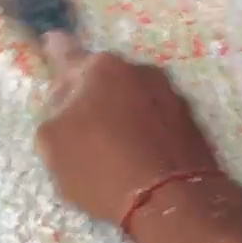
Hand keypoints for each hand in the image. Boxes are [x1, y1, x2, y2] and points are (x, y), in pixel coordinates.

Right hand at [35, 48, 221, 225]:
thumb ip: (52, 115)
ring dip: (117, 112)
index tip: (50, 41)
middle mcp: (135, 69)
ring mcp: (168, 92)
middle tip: (76, 125)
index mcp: (97, 69)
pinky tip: (134, 155)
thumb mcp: (51, 145)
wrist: (172, 201)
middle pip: (100, 77)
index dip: (53, 49)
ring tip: (109, 147)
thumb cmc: (101, 167)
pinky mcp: (190, 119)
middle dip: (87, 94)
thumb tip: (66, 107)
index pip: (65, 51)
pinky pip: (152, 117)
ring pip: (129, 96)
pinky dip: (141, 129)